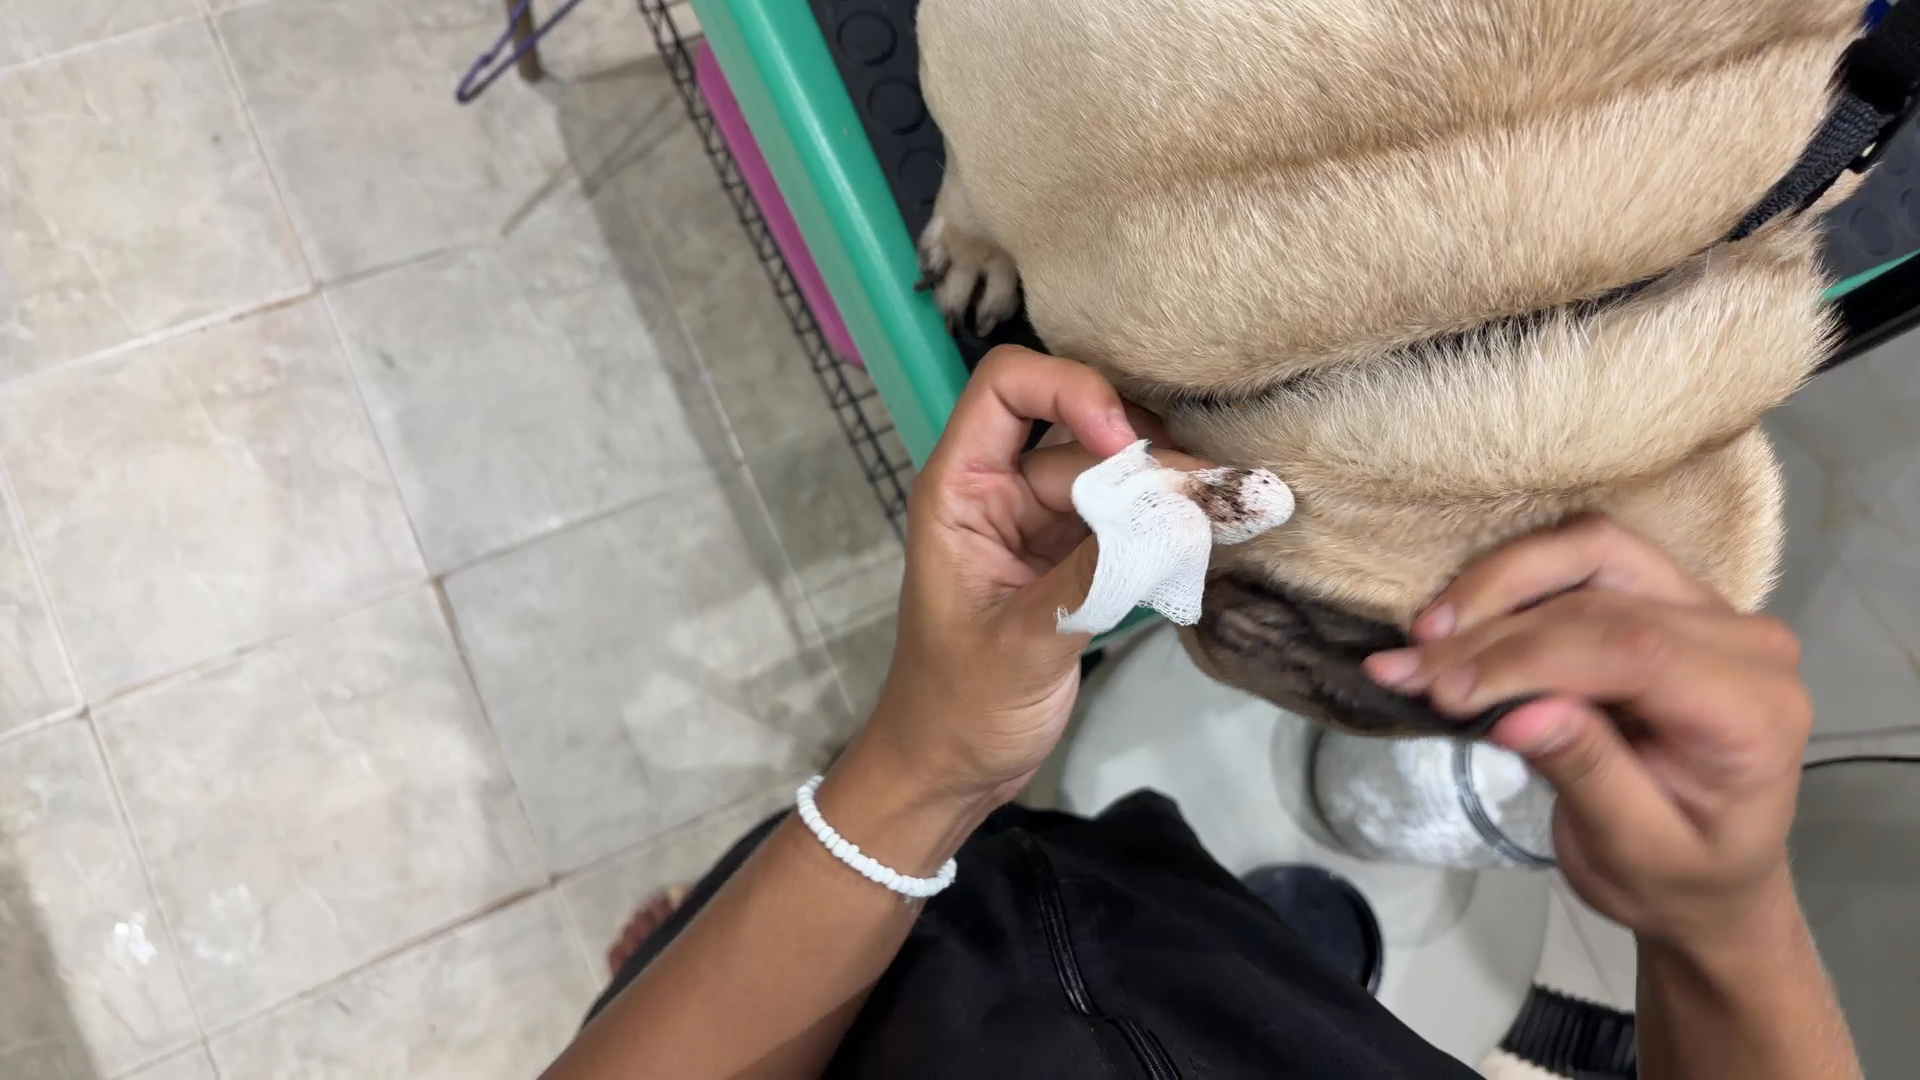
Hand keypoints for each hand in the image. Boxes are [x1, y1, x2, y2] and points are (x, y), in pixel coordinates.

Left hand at [854, 346, 1199, 806]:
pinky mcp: (1070, 560)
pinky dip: (1163, 528)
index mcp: (960, 491)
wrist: (954, 765)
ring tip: (1234, 508)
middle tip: (1218, 492)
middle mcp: (1000, 493)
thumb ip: (1093, 577)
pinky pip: (1123, 524)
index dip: (1069, 392)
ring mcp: (1038, 526)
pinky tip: (1210, 534)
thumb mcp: (1021, 642)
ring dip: (1167, 492)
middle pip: (1078, 434)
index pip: (1006, 388)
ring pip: (1111, 479)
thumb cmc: (959, 707)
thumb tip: (1177, 518)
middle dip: (1145, 458)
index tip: (1125, 447)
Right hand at [1361, 516, 1812, 950]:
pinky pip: (1569, 555)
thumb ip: (1587, 775)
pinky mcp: (1649, 593)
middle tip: (1406, 670)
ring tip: (1423, 633)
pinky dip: (1499, 579)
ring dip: (1491, 584)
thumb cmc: (1673, 869)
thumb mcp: (1634, 848)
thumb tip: (1516, 718)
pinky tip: (1451, 620)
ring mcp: (1696, 606)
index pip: (1630, 650)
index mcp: (1752, 708)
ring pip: (1584, 549)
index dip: (1521, 661)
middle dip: (1485, 629)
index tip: (1440, 695)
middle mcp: (1737, 639)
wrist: (1699, 869)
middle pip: (1595, 593)